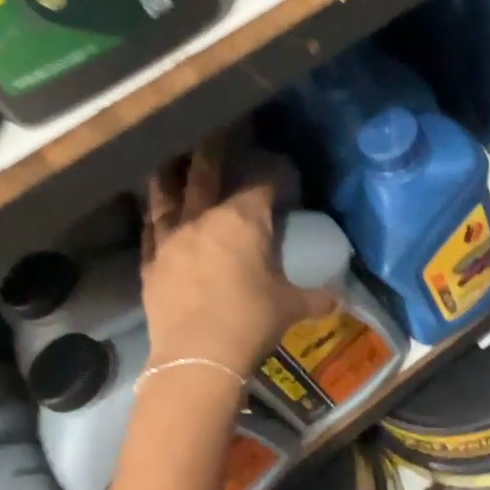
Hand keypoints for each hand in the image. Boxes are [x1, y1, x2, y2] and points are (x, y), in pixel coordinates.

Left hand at [139, 142, 335, 376]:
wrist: (197, 360)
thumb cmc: (251, 322)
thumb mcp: (292, 307)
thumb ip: (317, 295)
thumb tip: (338, 295)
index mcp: (243, 219)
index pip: (262, 180)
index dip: (276, 170)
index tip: (285, 170)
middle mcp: (203, 218)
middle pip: (207, 171)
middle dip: (216, 147)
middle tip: (220, 129)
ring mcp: (171, 238)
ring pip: (167, 193)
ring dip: (172, 172)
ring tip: (173, 156)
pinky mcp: (150, 263)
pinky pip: (150, 228)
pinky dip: (154, 214)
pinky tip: (155, 208)